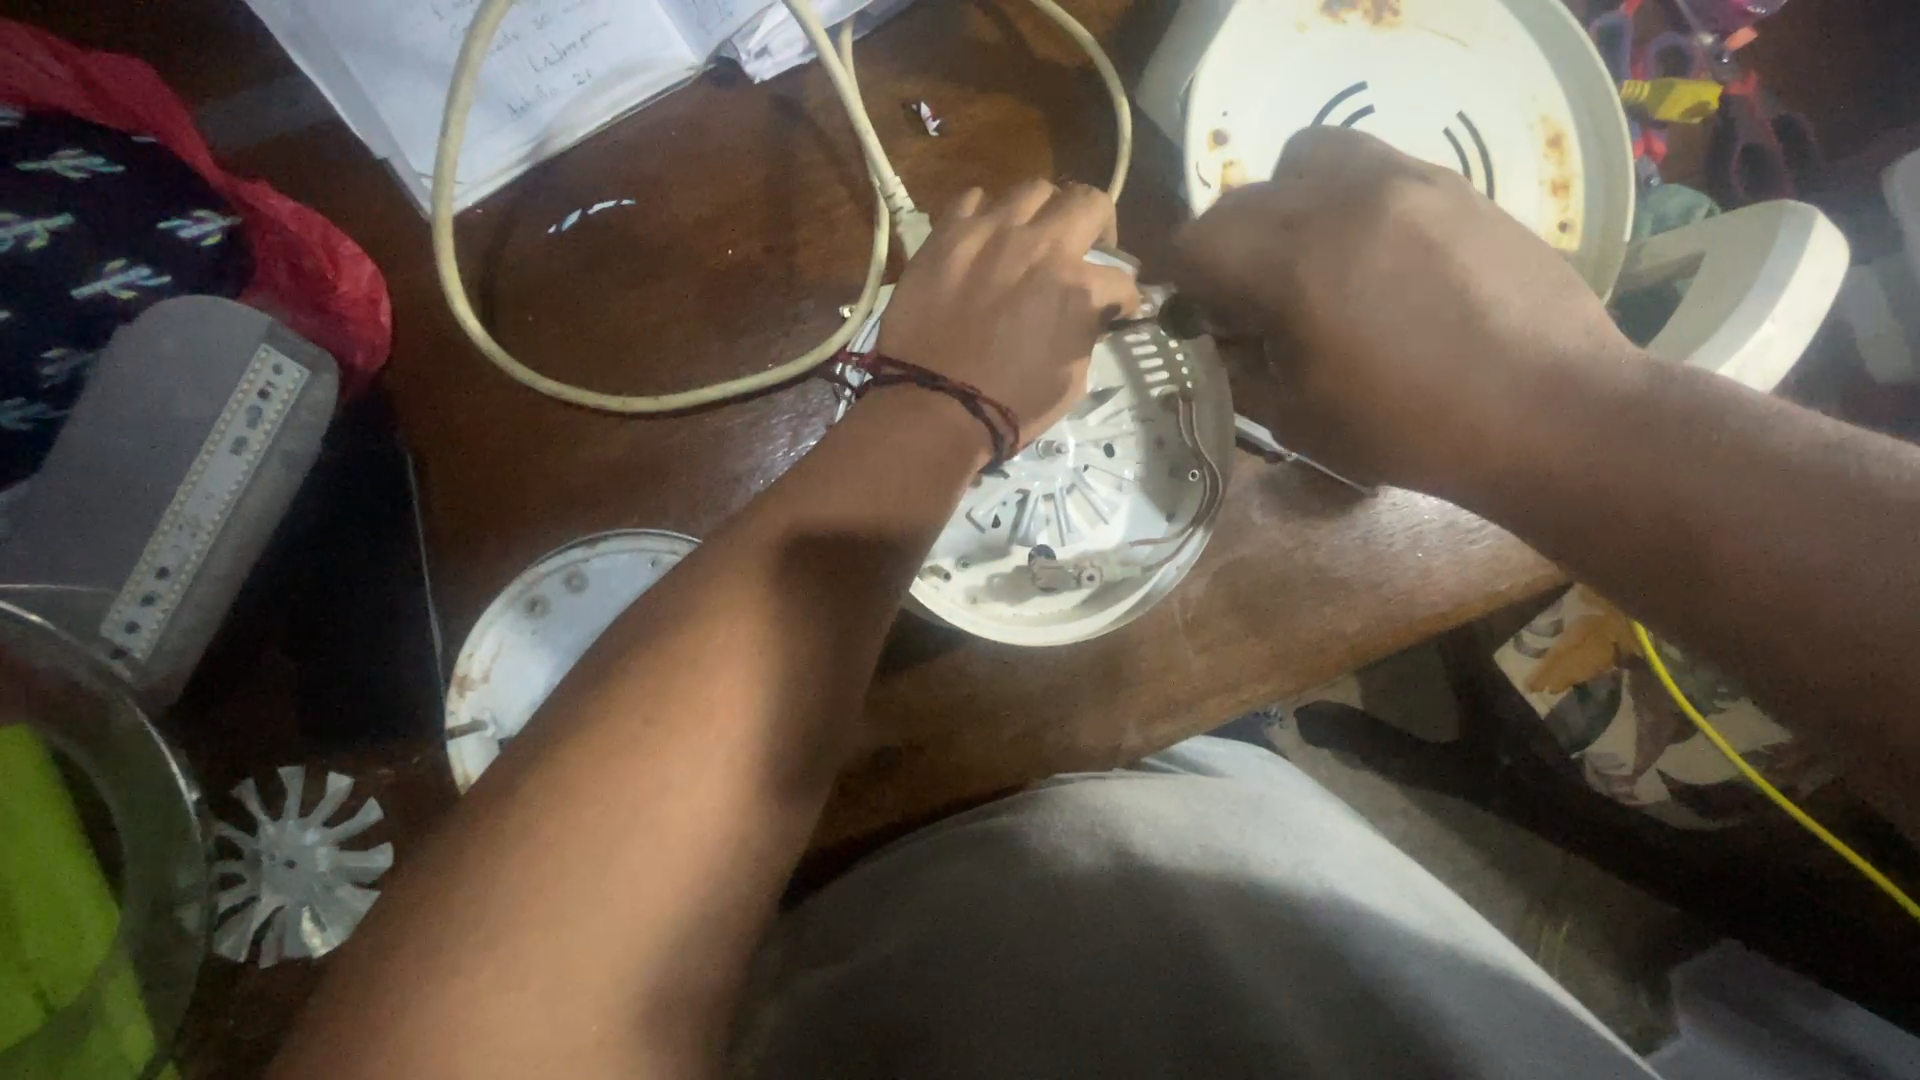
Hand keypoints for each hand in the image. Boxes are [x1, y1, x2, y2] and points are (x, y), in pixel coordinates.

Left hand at [878, 181, 1140, 442]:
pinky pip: (973, 200)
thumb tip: (1088, 317)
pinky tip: (983, 240)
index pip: (1121, 279)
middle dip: (1097, 225)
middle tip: (1085, 249)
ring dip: (1041, 213)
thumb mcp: (1070, 381)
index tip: (1118, 307)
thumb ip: (1084, 335)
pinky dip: (985, 216)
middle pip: (1087, 201)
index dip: (1125, 296)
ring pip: (1032, 190)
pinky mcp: (947, 235)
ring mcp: (990, 233)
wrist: (933, 407)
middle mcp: (1040, 246)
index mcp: (1078, 287)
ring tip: (1030, 239)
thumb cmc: (1008, 406)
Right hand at [1170, 127, 1638, 492]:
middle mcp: (1338, 201)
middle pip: (1239, 201)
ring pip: (1301, 160)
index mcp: (1290, 264)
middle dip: (1219, 249)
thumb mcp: (1293, 414)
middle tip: (1233, 299)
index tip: (1175, 307)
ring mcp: (1401, 181)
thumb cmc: (1406, 428)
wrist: (1547, 410)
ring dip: (1277, 203)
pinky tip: (1360, 252)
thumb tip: (1208, 339)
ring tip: (1297, 255)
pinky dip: (1337, 197)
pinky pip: (1367, 165)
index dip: (1171, 277)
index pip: (1193, 243)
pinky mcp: (1449, 183)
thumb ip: (1234, 366)